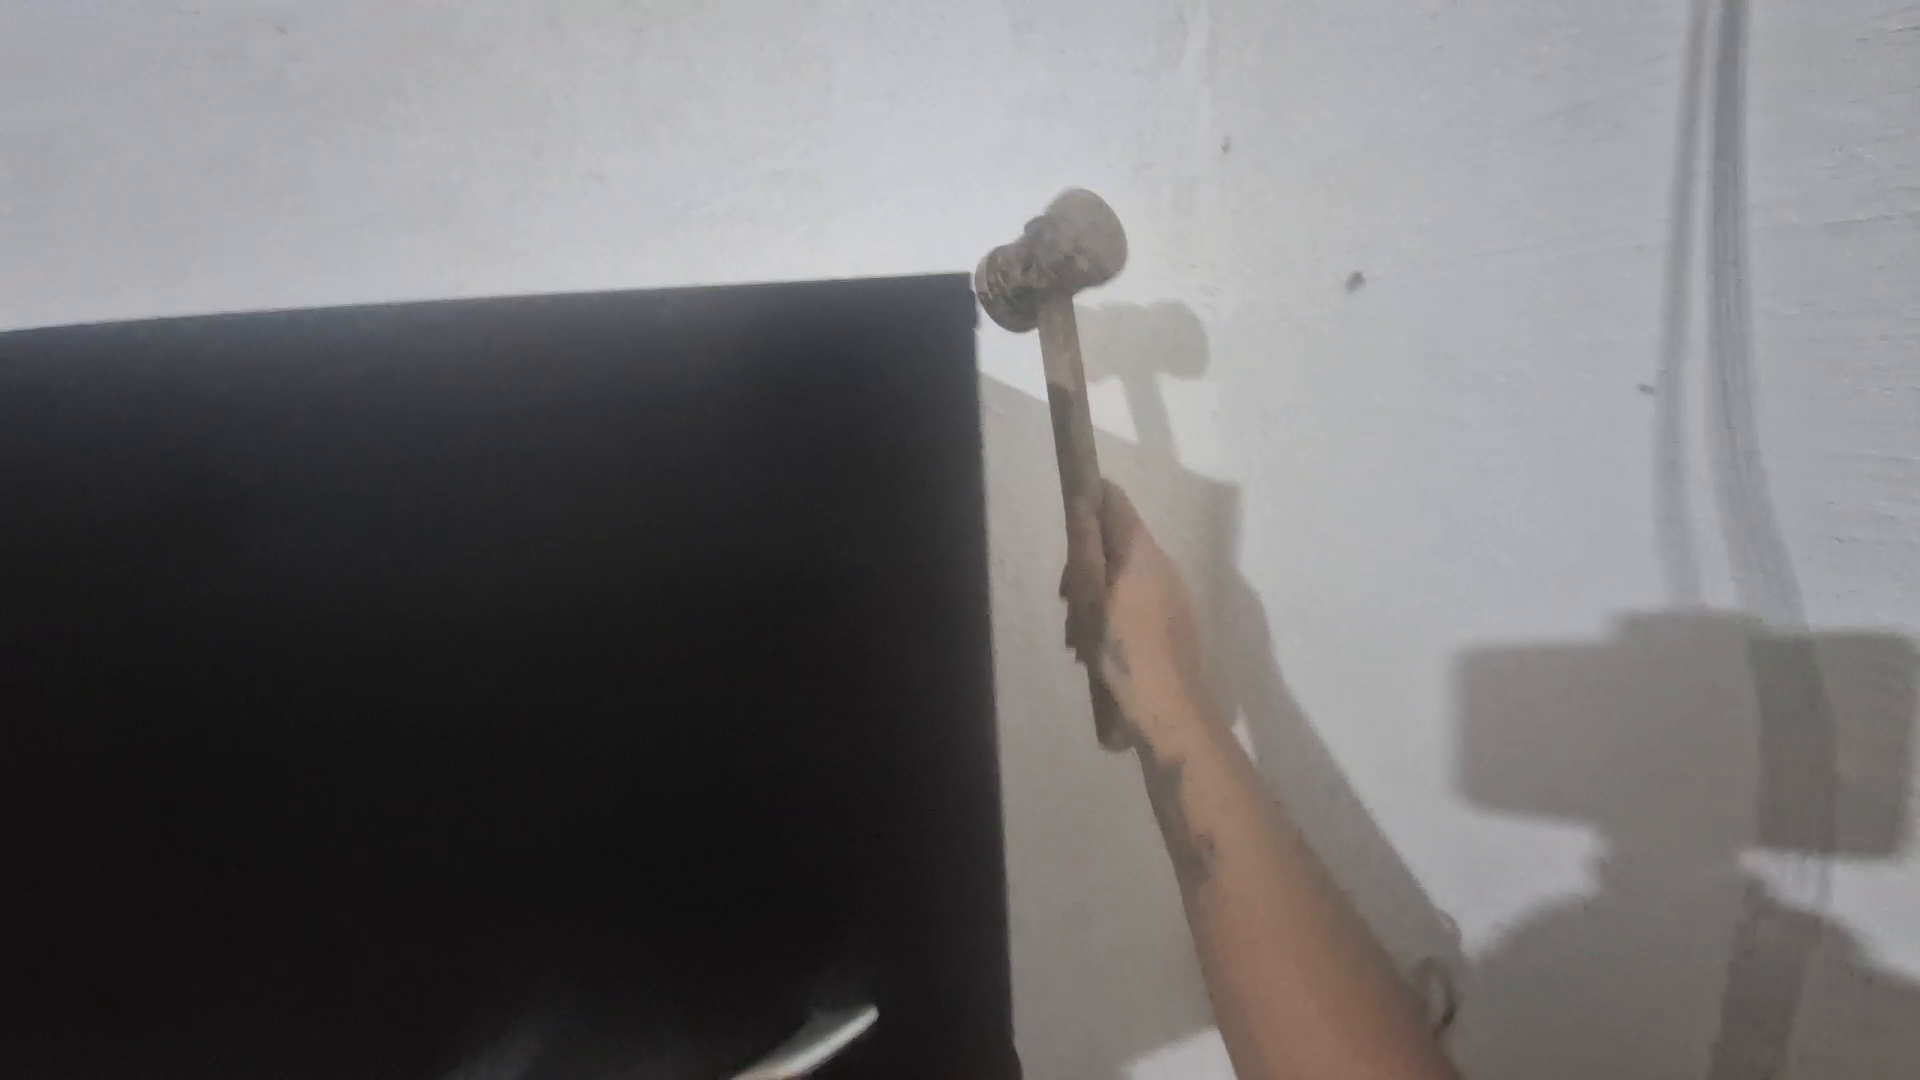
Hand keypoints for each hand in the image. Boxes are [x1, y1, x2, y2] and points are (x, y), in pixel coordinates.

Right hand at [1062, 480, 1215, 750]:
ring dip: (1094, 597)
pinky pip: (1135, 601)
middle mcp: (1163, 565)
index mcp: (1142, 552)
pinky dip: (1112, 614)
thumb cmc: (1123, 650)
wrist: (1172, 712)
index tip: (1064, 527)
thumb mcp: (1092, 597)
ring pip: (1122, 577)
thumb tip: (1082, 498)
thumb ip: (1086, 547)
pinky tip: (1100, 648)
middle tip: (1066, 602)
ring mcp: (1172, 595)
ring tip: (1079, 638)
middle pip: (1115, 543)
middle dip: (1084, 565)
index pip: (1115, 502)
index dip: (1088, 501)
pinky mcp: (1174, 623)